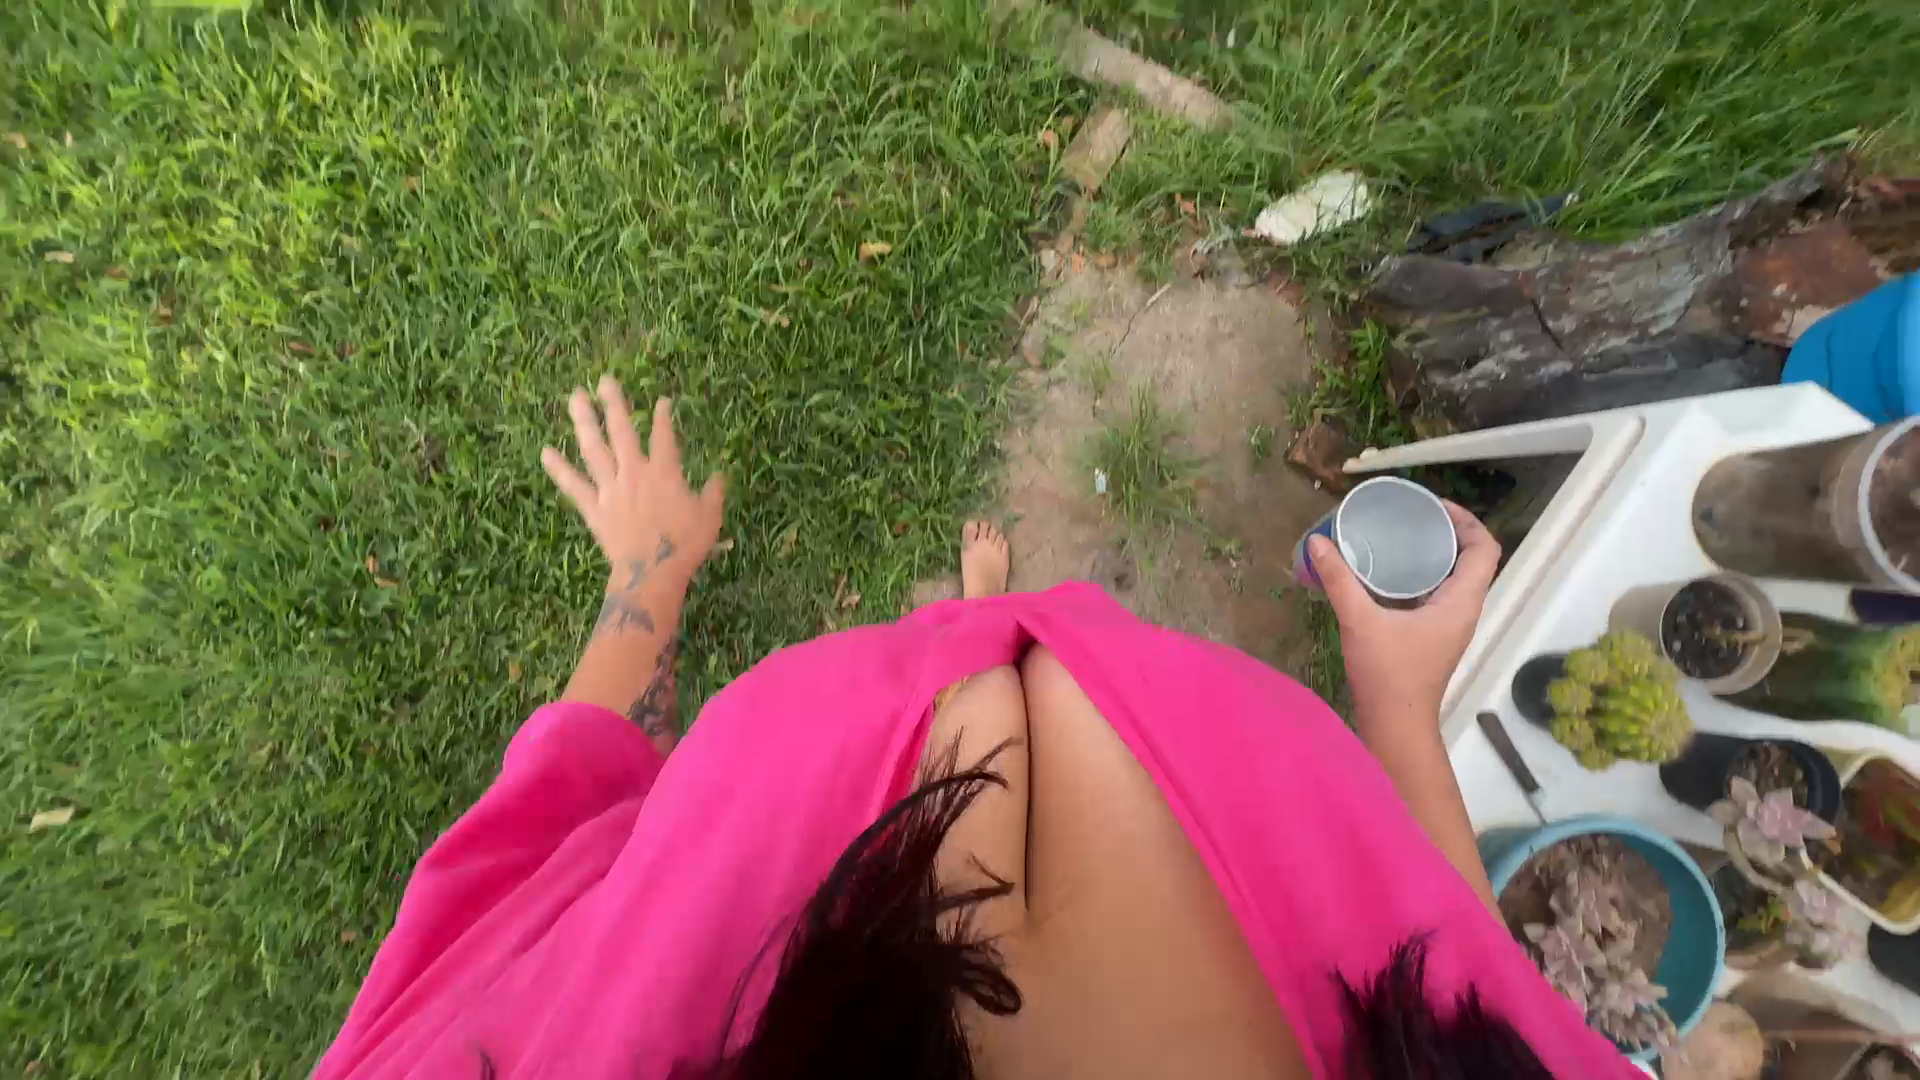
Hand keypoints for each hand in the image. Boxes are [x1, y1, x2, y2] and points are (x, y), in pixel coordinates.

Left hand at [540, 375, 725, 589]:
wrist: (653, 572)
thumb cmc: (686, 545)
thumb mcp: (710, 516)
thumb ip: (713, 492)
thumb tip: (719, 474)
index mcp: (665, 473)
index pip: (664, 436)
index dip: (664, 417)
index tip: (662, 401)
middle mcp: (634, 472)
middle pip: (622, 432)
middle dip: (615, 404)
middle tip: (605, 381)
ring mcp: (611, 488)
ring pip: (594, 449)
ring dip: (584, 421)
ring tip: (575, 398)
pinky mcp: (594, 508)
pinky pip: (573, 485)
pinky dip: (559, 469)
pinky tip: (545, 452)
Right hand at [1310, 500, 1499, 728]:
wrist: (1395, 722)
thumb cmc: (1388, 673)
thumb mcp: (1360, 621)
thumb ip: (1339, 581)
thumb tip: (1319, 542)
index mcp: (1460, 602)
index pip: (1484, 549)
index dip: (1467, 521)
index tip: (1433, 505)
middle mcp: (1462, 610)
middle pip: (1470, 560)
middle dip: (1445, 532)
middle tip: (1409, 515)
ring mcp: (1447, 625)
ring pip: (1452, 578)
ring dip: (1432, 554)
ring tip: (1396, 536)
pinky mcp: (1430, 636)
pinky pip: (1433, 593)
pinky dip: (1416, 576)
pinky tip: (1383, 574)